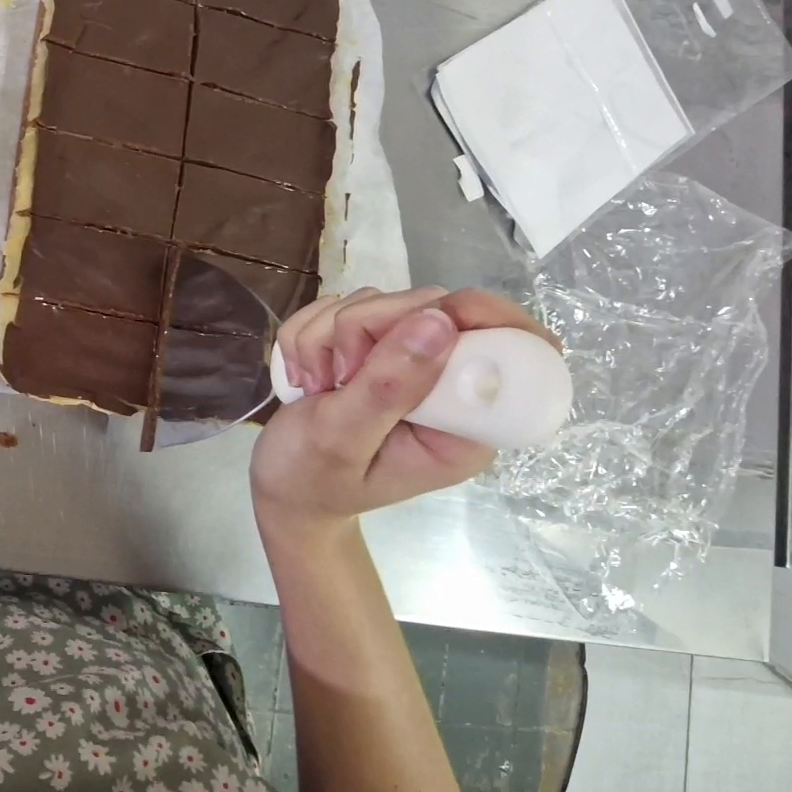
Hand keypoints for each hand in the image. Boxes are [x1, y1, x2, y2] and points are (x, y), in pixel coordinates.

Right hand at [251, 287, 555, 542]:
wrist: (281, 490)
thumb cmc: (311, 479)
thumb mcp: (341, 440)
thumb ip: (388, 386)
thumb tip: (440, 322)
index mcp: (464, 422)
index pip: (510, 345)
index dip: (470, 316)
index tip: (412, 323)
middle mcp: (445, 386)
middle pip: (427, 307)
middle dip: (364, 328)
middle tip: (336, 378)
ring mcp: (405, 361)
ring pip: (376, 301)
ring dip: (326, 336)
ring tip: (316, 385)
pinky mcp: (370, 346)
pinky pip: (341, 306)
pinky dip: (309, 333)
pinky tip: (305, 374)